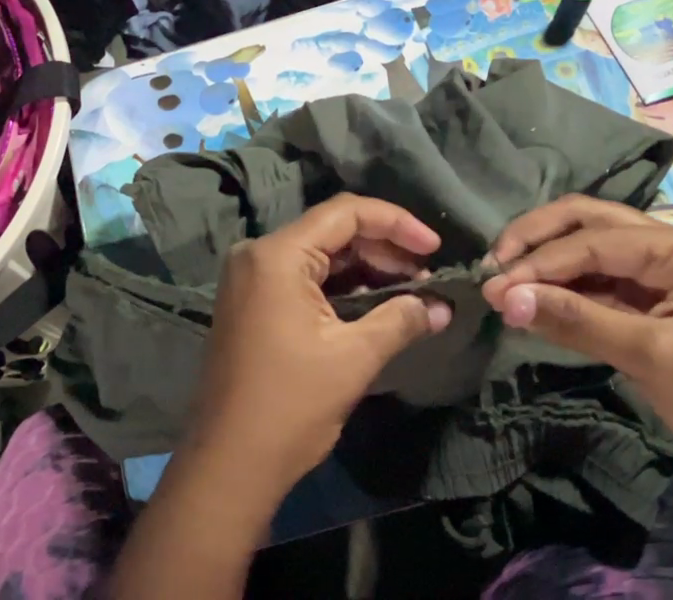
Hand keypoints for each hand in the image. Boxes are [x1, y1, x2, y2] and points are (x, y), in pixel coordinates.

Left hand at [188, 194, 453, 494]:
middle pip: (331, 231)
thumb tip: (441, 306)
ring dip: (365, 268)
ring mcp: (251, 278)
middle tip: (429, 276)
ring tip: (413, 290)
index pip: (344, 213)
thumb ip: (400, 320)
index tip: (435, 245)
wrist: (231, 459)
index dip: (395, 222)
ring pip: (318, 255)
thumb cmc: (291, 404)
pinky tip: (377, 303)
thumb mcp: (353, 358)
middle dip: (384, 248)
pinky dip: (341, 286)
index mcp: (276, 255)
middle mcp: (257, 255)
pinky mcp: (252, 302)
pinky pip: (303, 278)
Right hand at [483, 197, 672, 598]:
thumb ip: (578, 320)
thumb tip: (503, 296)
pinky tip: (535, 305)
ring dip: (548, 267)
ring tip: (504, 287)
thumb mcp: (656, 359)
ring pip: (592, 256)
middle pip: (591, 225)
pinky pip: (602, 289)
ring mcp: (668, 280)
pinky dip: (566, 294)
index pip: (596, 238)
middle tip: (492, 264)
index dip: (540, 259)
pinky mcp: (657, 310)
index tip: (492, 286)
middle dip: (538, 241)